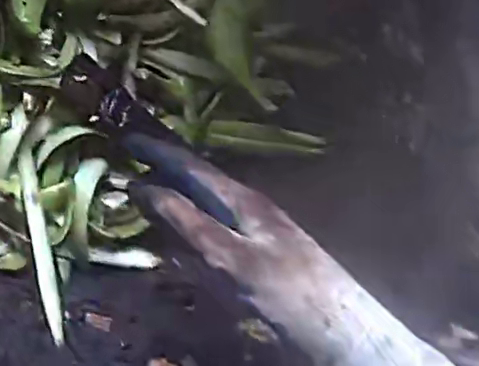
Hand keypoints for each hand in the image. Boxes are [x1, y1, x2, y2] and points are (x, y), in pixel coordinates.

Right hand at [137, 158, 452, 365]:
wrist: (358, 341)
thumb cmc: (293, 296)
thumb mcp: (232, 260)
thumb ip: (186, 221)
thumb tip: (139, 185)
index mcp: (239, 196)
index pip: (186, 161)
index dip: (153, 148)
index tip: (120, 137)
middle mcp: (247, 203)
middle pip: (194, 175)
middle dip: (159, 165)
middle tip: (124, 161)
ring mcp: (258, 226)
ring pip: (204, 198)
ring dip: (172, 189)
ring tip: (143, 189)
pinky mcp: (264, 250)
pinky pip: (214, 220)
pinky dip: (189, 214)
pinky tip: (181, 230)